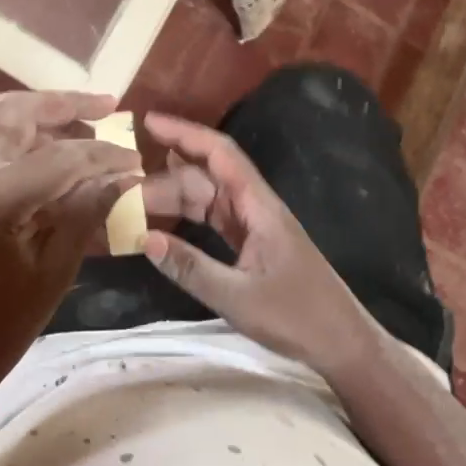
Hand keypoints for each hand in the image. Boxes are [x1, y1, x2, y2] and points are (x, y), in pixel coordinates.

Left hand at [0, 91, 140, 380]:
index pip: (61, 156)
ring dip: (31, 109)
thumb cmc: (0, 326)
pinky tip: (21, 139)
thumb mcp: (54, 269)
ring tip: (72, 118)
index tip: (135, 159)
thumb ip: (86, 211)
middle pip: (18, 113)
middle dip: (65, 105)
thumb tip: (123, 175)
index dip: (103, 155)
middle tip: (105, 107)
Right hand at [139, 113, 376, 373]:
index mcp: (258, 206)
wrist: (344, 344)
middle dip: (164, 179)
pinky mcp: (252, 244)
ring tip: (131, 203)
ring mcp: (254, 225)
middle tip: (121, 190)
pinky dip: (184, 217)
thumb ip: (190, 267)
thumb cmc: (297, 317)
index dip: (185, 133)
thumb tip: (143, 238)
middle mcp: (254, 206)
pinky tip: (161, 222)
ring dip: (172, 197)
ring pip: (206, 197)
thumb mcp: (238, 298)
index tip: (148, 122)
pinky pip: (212, 218)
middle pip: (204, 178)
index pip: (219, 154)